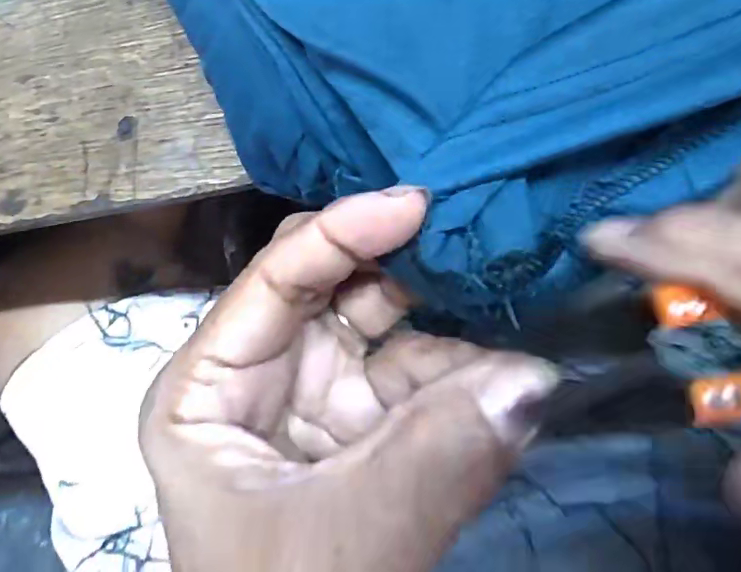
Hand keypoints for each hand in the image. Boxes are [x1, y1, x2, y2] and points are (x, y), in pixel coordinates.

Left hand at [140, 187, 559, 571]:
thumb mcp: (341, 544)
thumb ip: (432, 458)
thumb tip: (532, 376)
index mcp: (208, 383)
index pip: (276, 276)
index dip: (344, 229)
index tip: (416, 203)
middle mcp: (261, 371)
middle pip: (332, 283)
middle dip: (398, 259)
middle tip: (466, 228)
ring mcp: (317, 395)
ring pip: (384, 322)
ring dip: (446, 313)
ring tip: (507, 289)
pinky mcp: (366, 425)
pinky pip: (419, 374)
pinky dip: (466, 371)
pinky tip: (514, 370)